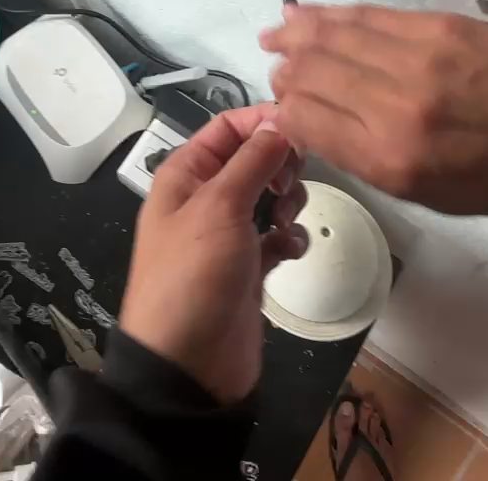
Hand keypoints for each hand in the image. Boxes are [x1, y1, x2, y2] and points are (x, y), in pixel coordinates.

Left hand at [119, 104, 309, 404]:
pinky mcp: (248, 265)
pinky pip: (276, 235)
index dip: (263, 121)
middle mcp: (205, 196)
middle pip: (253, 158)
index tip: (301, 129)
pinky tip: (288, 251)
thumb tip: (280, 122)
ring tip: (284, 221)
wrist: (189, 366)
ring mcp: (227, 232)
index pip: (228, 126)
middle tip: (288, 184)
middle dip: (279, 164)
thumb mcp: (219, 207)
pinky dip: (287, 237)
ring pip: (269, 195)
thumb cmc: (194, 274)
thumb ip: (253, 160)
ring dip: (287, 201)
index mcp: (186, 173)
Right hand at [260, 4, 487, 218]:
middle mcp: (395, 106)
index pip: (306, 119)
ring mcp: (418, 59)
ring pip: (334, 36)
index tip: (279, 102)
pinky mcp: (439, 26)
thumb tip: (308, 118)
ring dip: (297, 32)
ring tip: (276, 32)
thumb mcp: (424, 192)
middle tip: (276, 65)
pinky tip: (309, 12)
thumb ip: (359, 153)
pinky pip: (369, 15)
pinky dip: (332, 13)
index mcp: (390, 159)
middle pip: (313, 72)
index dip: (283, 108)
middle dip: (286, 68)